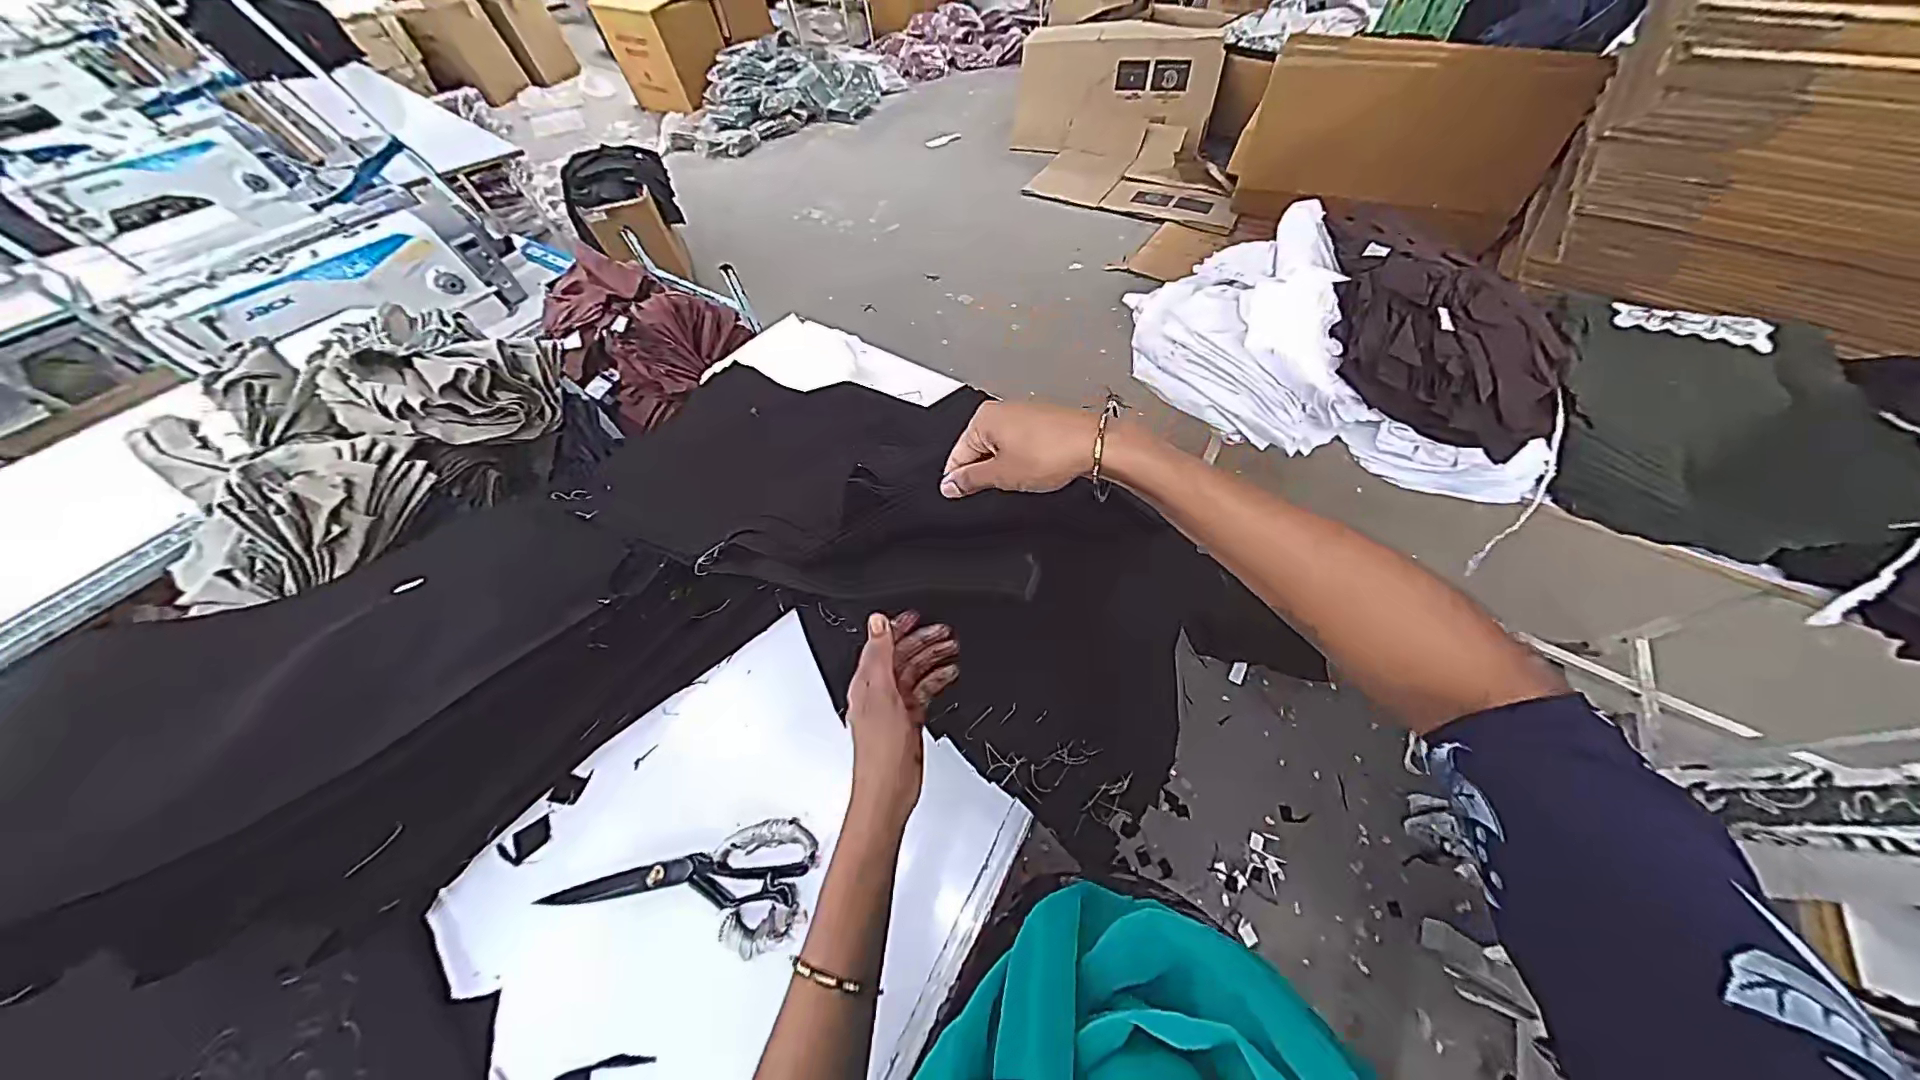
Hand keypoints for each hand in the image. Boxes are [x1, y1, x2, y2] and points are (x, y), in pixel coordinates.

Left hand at [845, 611, 959, 825]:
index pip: (881, 644)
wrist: (889, 790)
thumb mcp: (880, 694)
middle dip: (922, 640)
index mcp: (867, 682)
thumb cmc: (880, 752)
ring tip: (952, 646)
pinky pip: (923, 691)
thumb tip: (876, 622)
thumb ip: (879, 656)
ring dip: (932, 657)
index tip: (917, 615)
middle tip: (945, 630)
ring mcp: (894, 706)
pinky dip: (936, 679)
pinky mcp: (909, 720)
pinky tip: (949, 673)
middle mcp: (879, 692)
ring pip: (914, 672)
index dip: (898, 627)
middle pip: (901, 656)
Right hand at [940, 401, 1102, 498]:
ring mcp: (1022, 414)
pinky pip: (1021, 444)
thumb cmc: (1054, 451)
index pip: (957, 454)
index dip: (958, 479)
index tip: (959, 493)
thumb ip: (970, 480)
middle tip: (1003, 485)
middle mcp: (1001, 410)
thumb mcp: (1002, 475)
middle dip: (985, 472)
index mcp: (984, 418)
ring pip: (1000, 448)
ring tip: (1025, 476)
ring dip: (1006, 466)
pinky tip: (1037, 468)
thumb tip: (950, 484)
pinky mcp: (1041, 422)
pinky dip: (1024, 458)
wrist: (1095, 444)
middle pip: (977, 450)